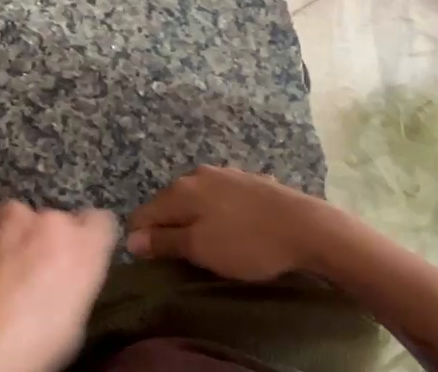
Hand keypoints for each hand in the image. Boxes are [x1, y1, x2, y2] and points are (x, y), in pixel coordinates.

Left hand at [0, 202, 118, 371]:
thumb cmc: (24, 349)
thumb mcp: (71, 327)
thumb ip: (76, 285)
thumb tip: (67, 278)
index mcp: (83, 246)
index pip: (100, 222)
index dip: (88, 239)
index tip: (77, 257)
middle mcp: (50, 219)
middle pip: (53, 222)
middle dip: (42, 243)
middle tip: (25, 277)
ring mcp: (8, 211)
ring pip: (15, 220)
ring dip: (8, 238)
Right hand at [126, 165, 345, 281]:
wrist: (305, 226)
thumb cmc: (247, 243)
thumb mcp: (200, 248)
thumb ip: (164, 241)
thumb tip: (131, 238)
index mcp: (181, 189)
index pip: (143, 213)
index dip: (143, 239)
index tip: (157, 264)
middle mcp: (197, 174)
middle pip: (168, 203)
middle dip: (169, 228)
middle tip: (185, 259)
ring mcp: (224, 173)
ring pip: (195, 198)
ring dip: (194, 220)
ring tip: (210, 245)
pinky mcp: (247, 179)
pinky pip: (219, 197)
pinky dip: (217, 213)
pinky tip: (234, 229)